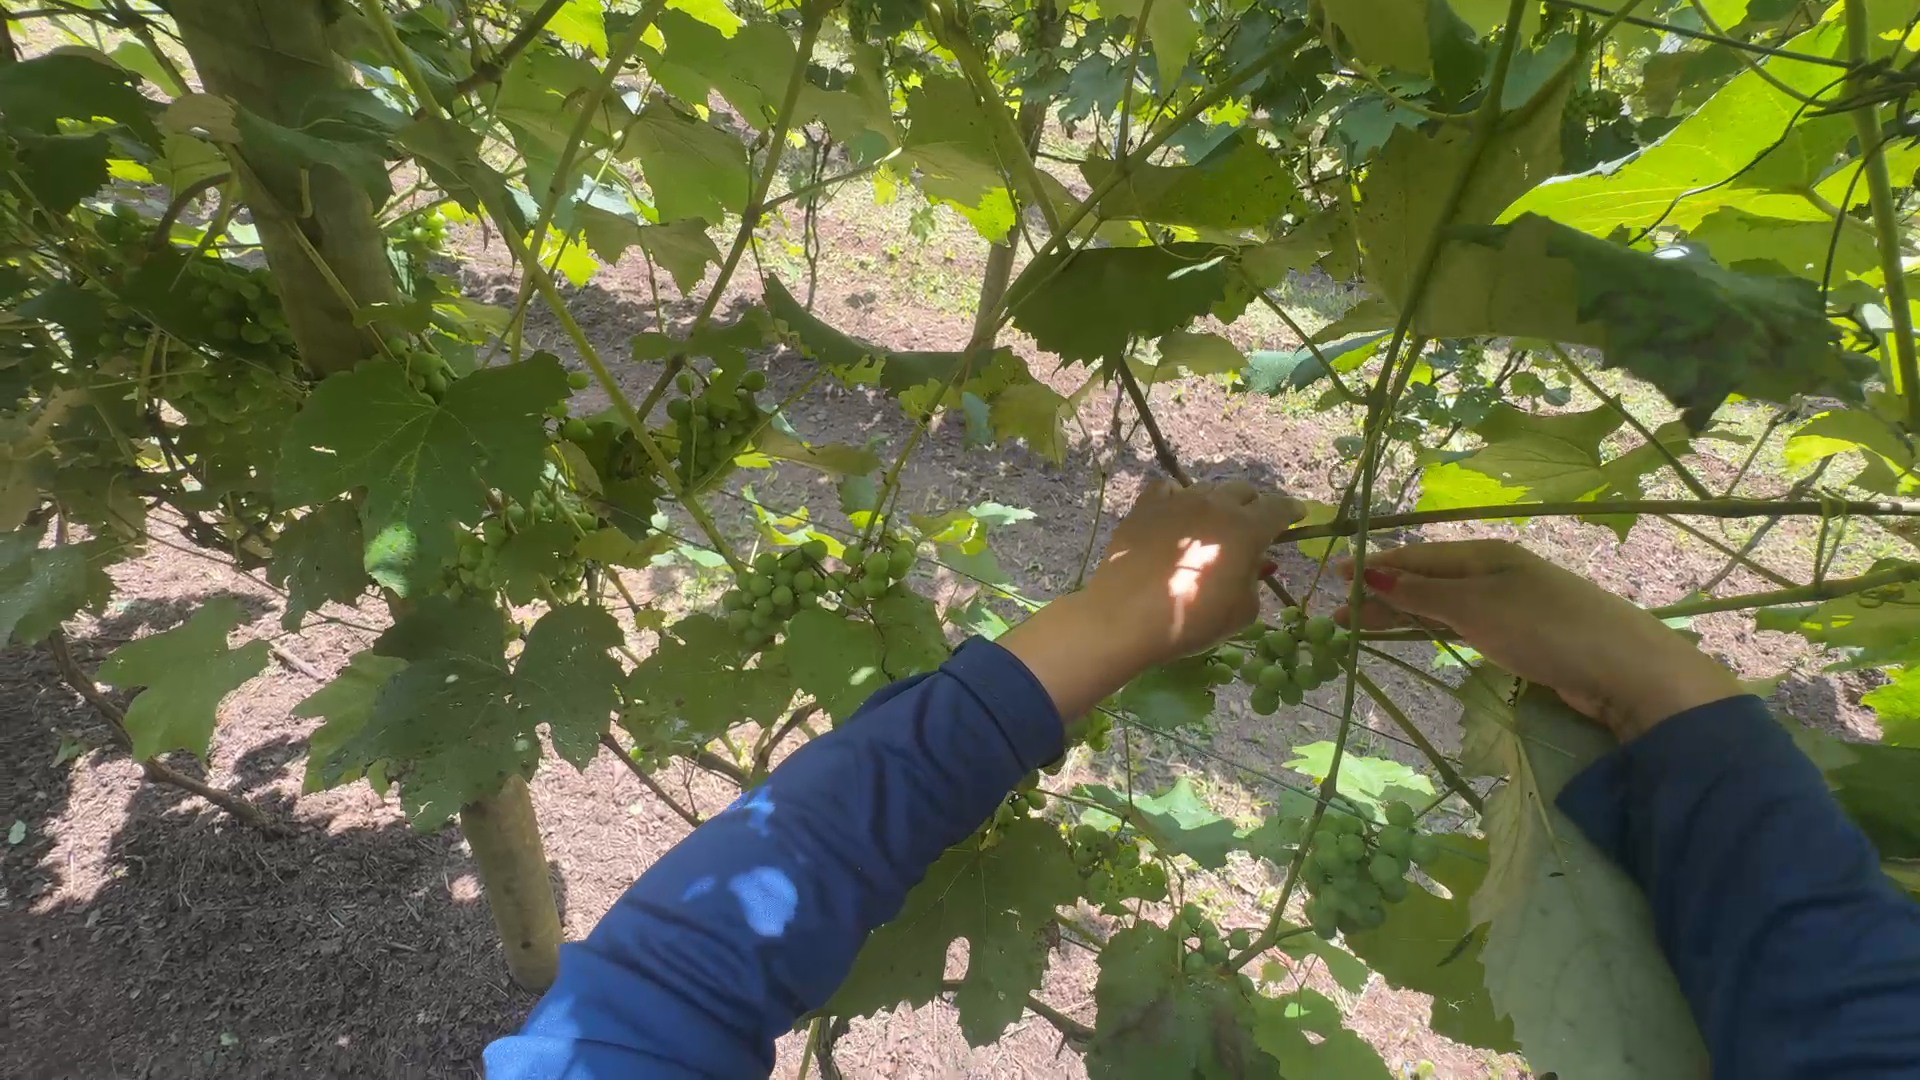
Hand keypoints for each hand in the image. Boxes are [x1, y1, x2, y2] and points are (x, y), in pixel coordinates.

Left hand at [1000, 480, 1303, 718]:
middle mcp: (1214, 504)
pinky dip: (1177, 499)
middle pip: (1243, 492)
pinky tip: (1175, 515)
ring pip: (1207, 490)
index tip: (1295, 517)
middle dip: (1253, 506)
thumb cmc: (1192, 621)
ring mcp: (1176, 501)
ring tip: (1212, 524)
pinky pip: (1167, 491)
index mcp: (1247, 527)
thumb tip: (1251, 564)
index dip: (1291, 512)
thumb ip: (1254, 581)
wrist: (1126, 618)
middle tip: (1251, 525)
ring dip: (1216, 504)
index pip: (1280, 508)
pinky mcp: (1144, 508)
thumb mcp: (1242, 611)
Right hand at [1334, 540, 1742, 739]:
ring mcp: (1506, 602)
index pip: (1415, 557)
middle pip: (1423, 579)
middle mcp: (1492, 572)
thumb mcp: (1474, 607)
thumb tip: (1370, 576)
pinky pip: (1458, 621)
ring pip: (1438, 602)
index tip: (1336, 576)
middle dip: (1380, 594)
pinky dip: (1428, 625)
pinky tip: (1412, 631)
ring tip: (1360, 627)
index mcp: (1483, 554)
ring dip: (1399, 613)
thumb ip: (1419, 593)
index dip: (1373, 566)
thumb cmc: (1545, 628)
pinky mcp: (1518, 632)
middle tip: (1338, 615)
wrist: (1629, 671)